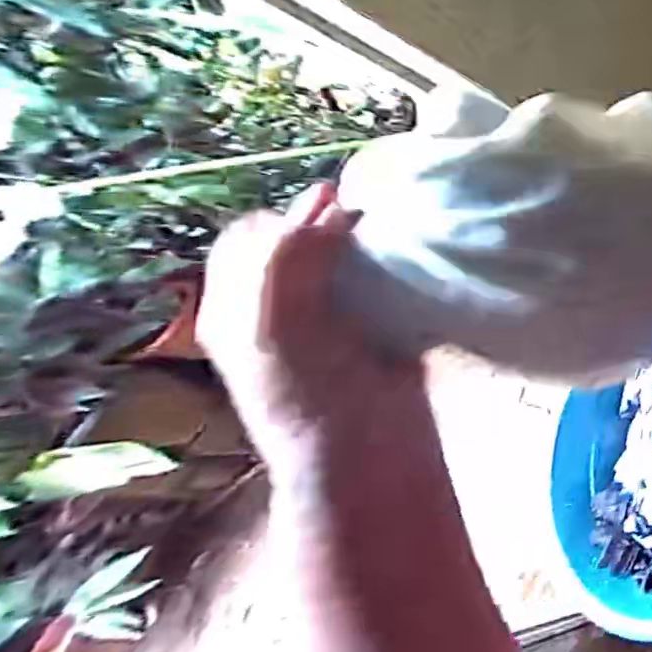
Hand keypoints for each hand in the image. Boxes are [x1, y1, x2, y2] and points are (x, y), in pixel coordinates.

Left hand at [197, 182, 423, 469]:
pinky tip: (414, 265)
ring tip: (398, 236)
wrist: (368, 449)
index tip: (338, 212)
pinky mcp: (378, 326)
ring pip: (346, 259)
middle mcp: (280, 306)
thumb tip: (328, 202)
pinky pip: (382, 281)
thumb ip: (287, 263)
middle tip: (372, 221)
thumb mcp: (277, 326)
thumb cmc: (311, 393)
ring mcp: (332, 317)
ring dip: (369, 244)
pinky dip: (395, 266)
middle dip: (333, 224)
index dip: (290, 217)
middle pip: (301, 242)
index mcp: (236, 305)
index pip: (253, 234)